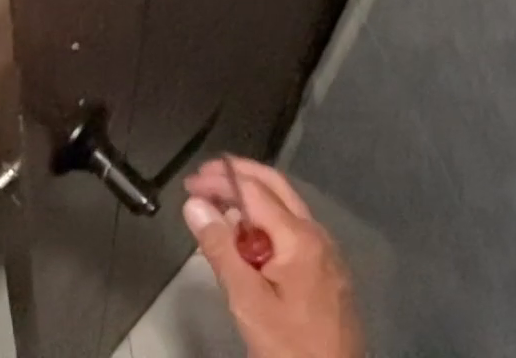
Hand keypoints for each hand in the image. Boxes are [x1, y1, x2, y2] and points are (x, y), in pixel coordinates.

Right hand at [181, 157, 364, 357]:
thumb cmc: (291, 349)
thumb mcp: (247, 301)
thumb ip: (220, 248)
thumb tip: (195, 204)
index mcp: (299, 239)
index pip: (253, 190)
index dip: (218, 180)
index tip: (188, 185)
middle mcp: (318, 237)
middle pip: (275, 187)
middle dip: (237, 175)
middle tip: (203, 179)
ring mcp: (326, 255)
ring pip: (285, 208)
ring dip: (250, 197)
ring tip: (217, 209)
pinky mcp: (327, 274)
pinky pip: (292, 231)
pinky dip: (265, 221)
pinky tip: (245, 241)